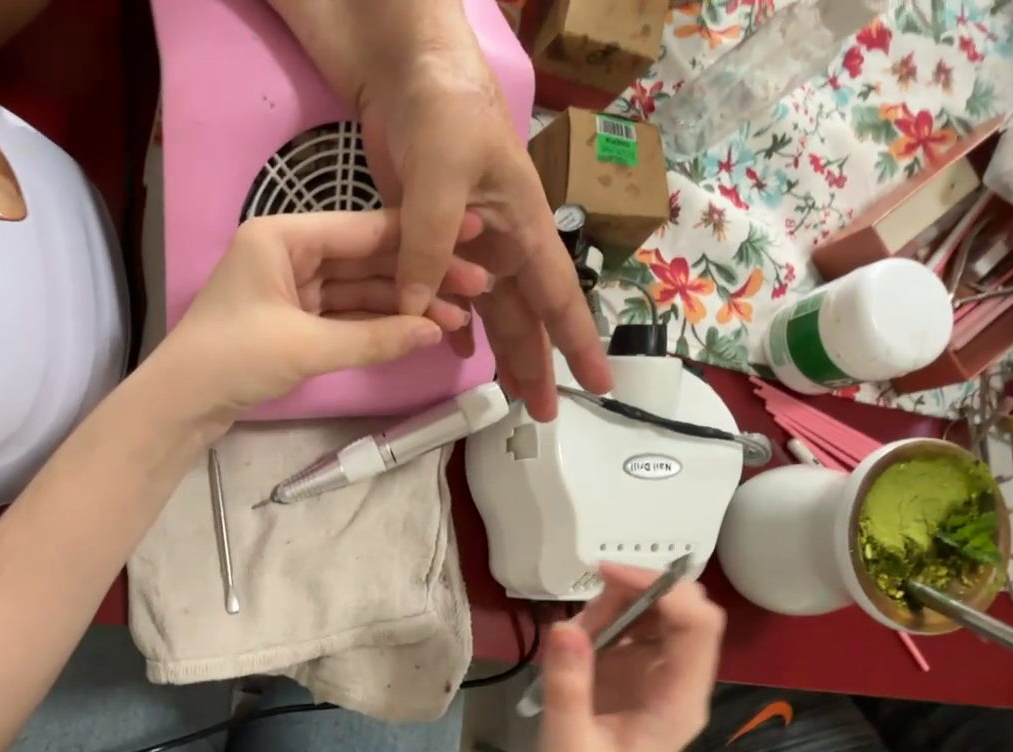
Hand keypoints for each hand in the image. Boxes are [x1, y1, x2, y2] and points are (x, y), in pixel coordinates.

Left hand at [144, 209, 492, 433]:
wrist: (179, 406)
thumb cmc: (233, 360)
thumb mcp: (306, 347)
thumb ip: (374, 338)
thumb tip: (434, 331)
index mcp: (282, 235)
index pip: (364, 229)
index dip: (420, 238)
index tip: (472, 238)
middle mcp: (287, 252)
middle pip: (366, 259)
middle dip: (418, 277)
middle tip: (477, 286)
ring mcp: (289, 286)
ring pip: (358, 290)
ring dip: (402, 304)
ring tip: (456, 317)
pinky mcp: (290, 319)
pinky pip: (342, 314)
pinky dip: (374, 325)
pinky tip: (415, 330)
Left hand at [355, 31, 613, 420]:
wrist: (411, 76)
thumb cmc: (443, 113)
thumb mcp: (440, 177)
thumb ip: (430, 245)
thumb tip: (417, 312)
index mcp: (521, 226)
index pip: (556, 296)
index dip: (577, 344)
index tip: (601, 387)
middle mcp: (502, 243)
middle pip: (525, 316)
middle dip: (537, 365)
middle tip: (544, 414)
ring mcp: (468, 245)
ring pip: (490, 312)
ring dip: (500, 353)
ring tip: (509, 396)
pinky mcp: (433, 242)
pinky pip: (448, 296)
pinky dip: (453, 325)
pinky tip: (456, 353)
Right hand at [536, 564, 725, 751]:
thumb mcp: (567, 742)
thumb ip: (567, 687)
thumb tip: (565, 626)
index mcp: (679, 701)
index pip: (697, 627)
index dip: (662, 589)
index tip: (608, 573)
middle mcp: (680, 679)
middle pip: (682, 611)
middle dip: (635, 591)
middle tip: (584, 604)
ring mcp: (660, 673)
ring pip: (655, 612)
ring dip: (613, 605)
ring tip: (571, 637)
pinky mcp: (636, 670)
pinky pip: (631, 626)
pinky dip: (602, 619)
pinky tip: (574, 643)